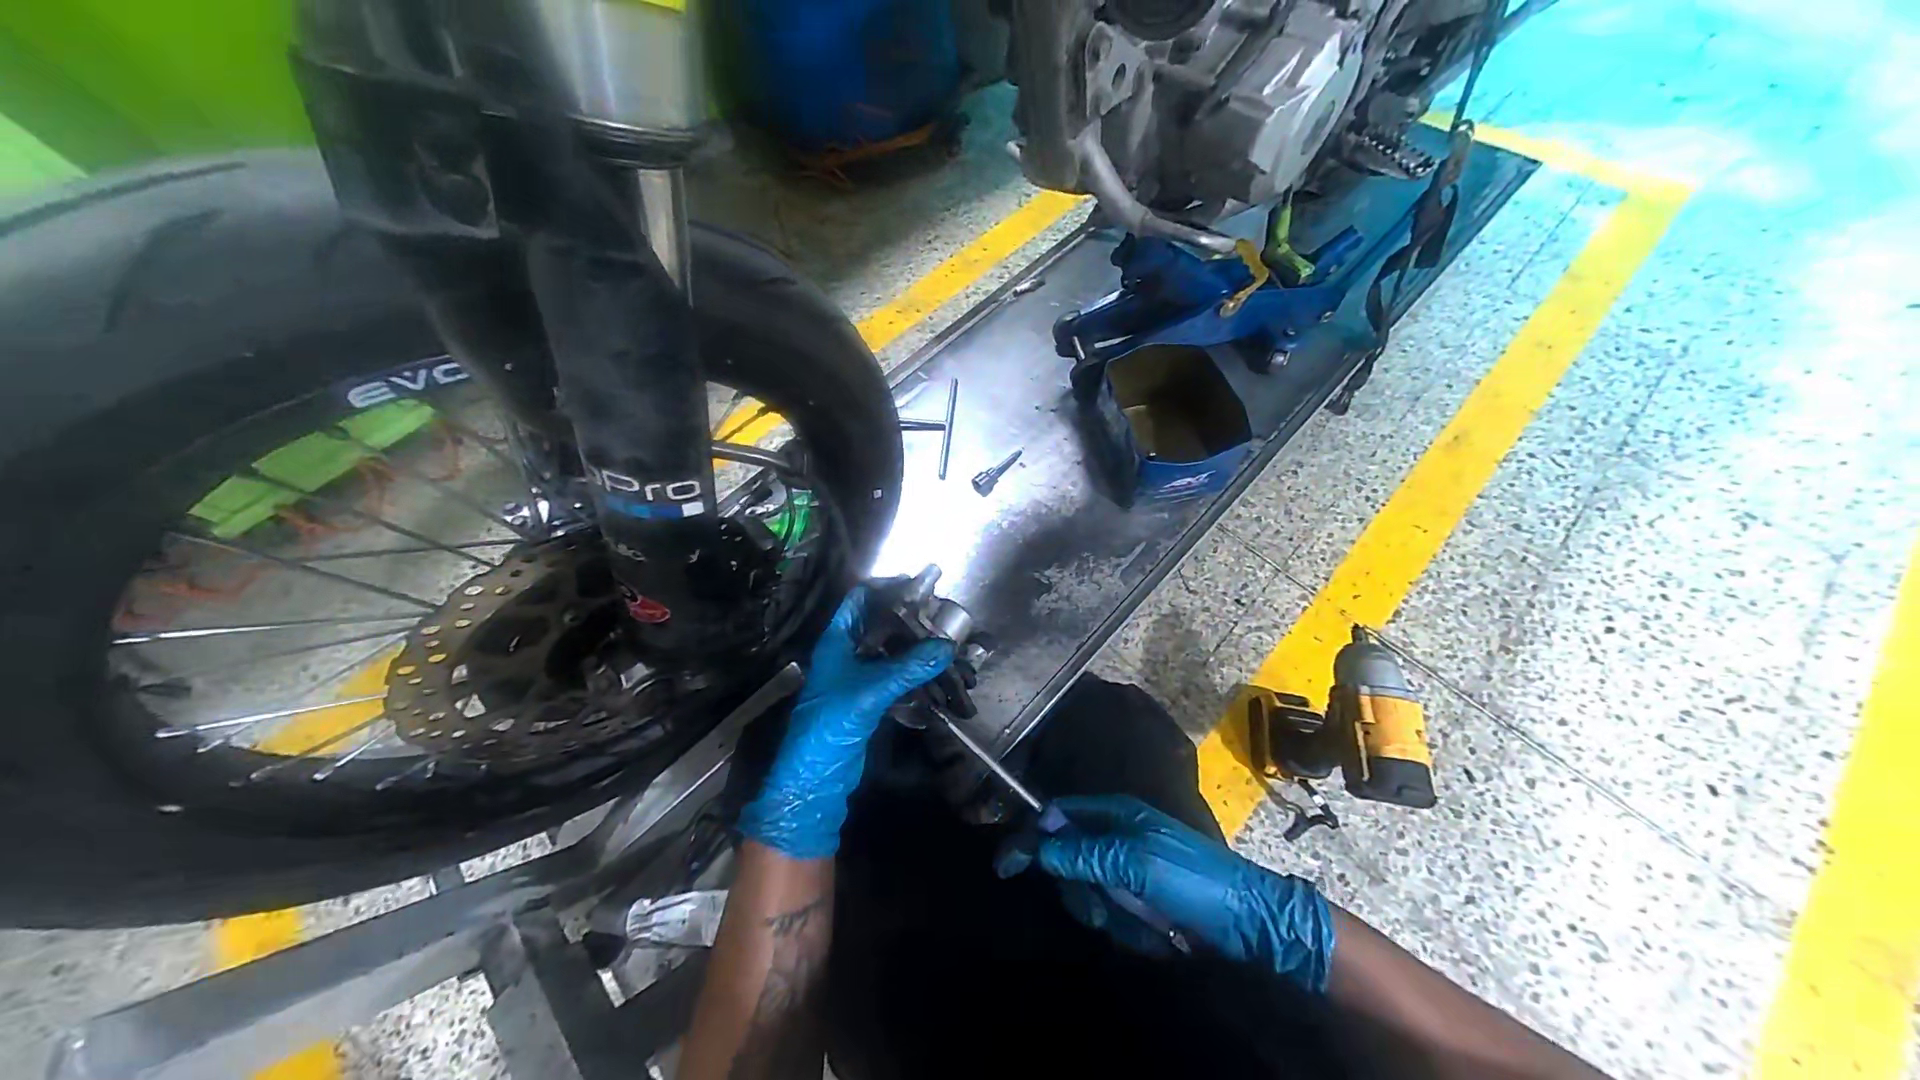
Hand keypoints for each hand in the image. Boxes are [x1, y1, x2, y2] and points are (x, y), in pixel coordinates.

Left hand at [737, 587, 953, 858]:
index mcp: (837, 640)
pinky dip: (918, 676)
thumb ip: (909, 667)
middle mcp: (848, 653)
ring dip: (919, 651)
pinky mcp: (870, 700)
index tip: (919, 585)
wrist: (814, 777)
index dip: (887, 587)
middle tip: (943, 618)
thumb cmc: (830, 723)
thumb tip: (947, 647)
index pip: (860, 599)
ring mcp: (859, 677)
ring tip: (949, 647)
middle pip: (882, 625)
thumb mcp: (871, 691)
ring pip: (893, 653)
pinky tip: (940, 677)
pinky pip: (898, 678)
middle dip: (912, 621)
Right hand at [996, 794, 1334, 991]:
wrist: (1251, 926)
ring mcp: (1128, 870)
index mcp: (1116, 813)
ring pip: (1086, 891)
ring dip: (1107, 913)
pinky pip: (1110, 914)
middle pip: (1066, 858)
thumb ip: (1085, 852)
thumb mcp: (1137, 863)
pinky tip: (1153, 934)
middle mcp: (1117, 836)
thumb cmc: (1195, 882)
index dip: (1031, 837)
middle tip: (1101, 910)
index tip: (1006, 866)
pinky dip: (1126, 929)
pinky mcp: (1139, 901)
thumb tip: (1038, 842)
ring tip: (1141, 924)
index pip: (1056, 815)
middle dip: (1080, 888)